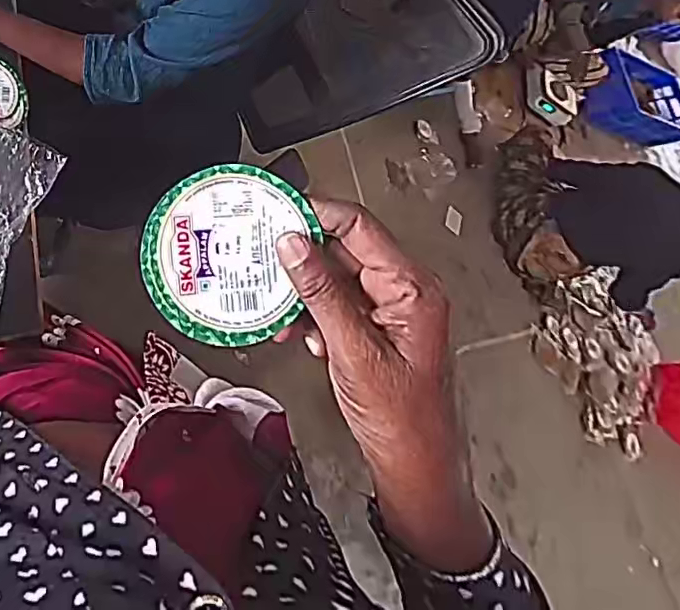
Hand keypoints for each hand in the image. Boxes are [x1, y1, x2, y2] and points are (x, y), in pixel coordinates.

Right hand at [275, 199, 455, 461]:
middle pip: (343, 248)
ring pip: (333, 275)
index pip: (359, 226)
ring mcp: (386, 306)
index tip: (282, 211)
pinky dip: (311, 310)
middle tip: (265, 253)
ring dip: (303, 289)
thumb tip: (293, 244)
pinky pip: (334, 299)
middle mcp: (402, 289)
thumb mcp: (353, 351)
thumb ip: (321, 292)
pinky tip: (297, 328)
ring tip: (278, 304)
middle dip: (302, 255)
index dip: (318, 213)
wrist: (414, 468)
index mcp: (411, 287)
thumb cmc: (403, 420)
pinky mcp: (372, 323)